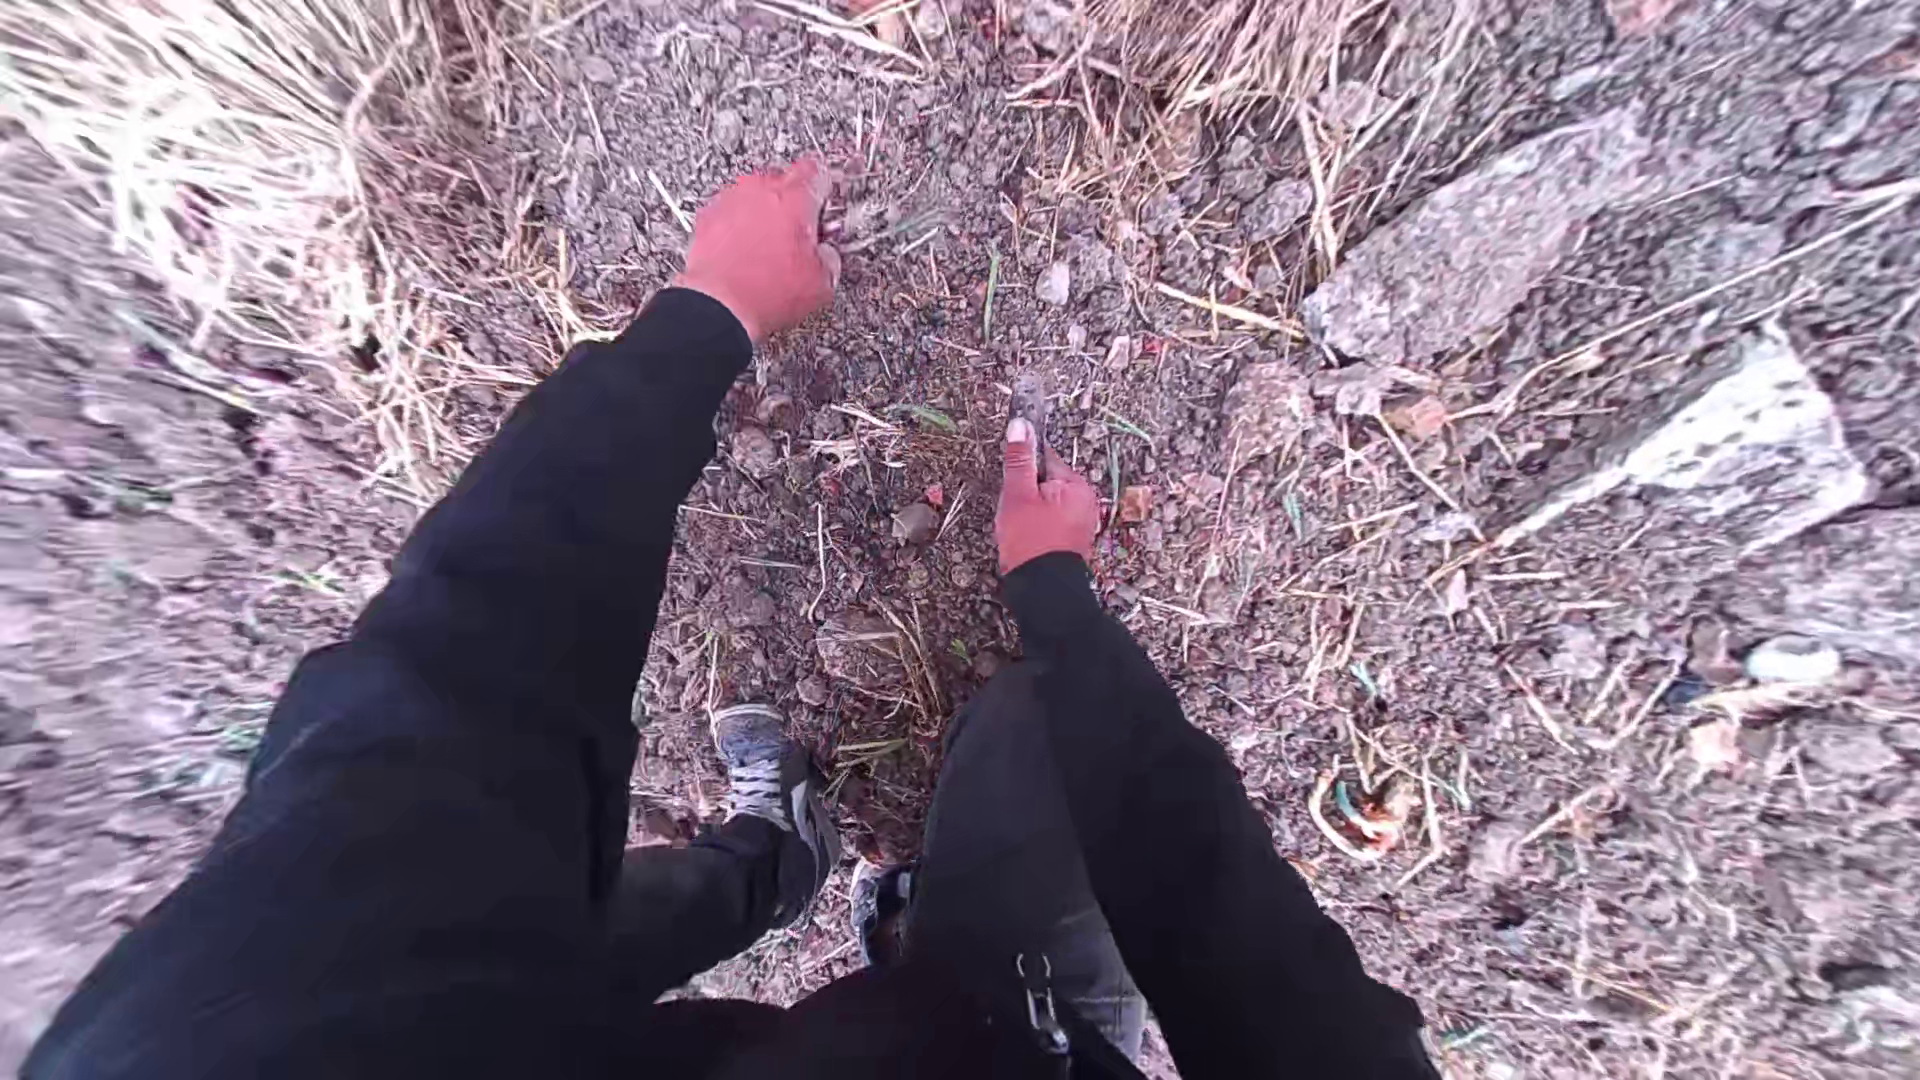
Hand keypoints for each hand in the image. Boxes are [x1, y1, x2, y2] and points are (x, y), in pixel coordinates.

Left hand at [673, 156, 841, 342]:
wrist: (720, 306)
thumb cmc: (766, 292)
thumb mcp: (821, 284)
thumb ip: (830, 258)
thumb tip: (828, 255)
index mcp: (794, 198)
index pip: (817, 172)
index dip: (826, 188)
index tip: (827, 203)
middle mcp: (759, 189)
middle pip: (784, 183)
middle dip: (795, 207)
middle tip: (802, 239)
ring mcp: (730, 200)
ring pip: (756, 198)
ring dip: (766, 218)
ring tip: (771, 253)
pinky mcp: (708, 217)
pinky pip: (732, 215)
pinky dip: (740, 230)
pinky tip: (747, 257)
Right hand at [995, 417, 1099, 575]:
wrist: (1042, 590)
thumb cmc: (1031, 544)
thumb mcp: (1018, 494)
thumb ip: (1019, 460)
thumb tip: (1020, 426)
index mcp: (1077, 486)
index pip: (1045, 460)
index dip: (1023, 471)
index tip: (1013, 485)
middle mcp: (1085, 502)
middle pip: (1045, 483)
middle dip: (1026, 495)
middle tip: (1015, 513)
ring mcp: (1080, 523)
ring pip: (1045, 505)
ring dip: (1029, 513)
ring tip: (1020, 530)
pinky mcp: (1072, 541)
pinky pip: (1050, 523)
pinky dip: (1036, 528)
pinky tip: (1027, 540)